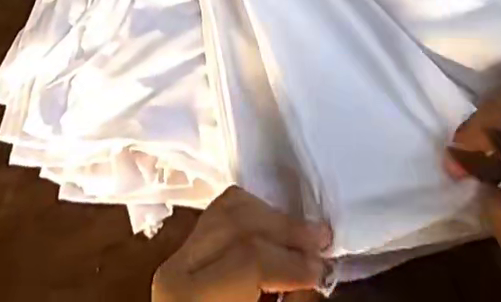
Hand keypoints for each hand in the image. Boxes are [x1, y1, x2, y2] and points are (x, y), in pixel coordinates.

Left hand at [151, 187, 332, 301]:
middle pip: (240, 223)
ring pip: (230, 208)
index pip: (249, 259)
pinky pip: (222, 213)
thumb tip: (314, 268)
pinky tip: (276, 227)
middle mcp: (178, 266)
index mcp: (191, 294)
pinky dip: (254, 214)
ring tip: (304, 233)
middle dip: (286, 229)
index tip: (322, 269)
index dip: (292, 261)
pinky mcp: (186, 249)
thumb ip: (286, 299)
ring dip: (273, 216)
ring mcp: (179, 253)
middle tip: (322, 240)